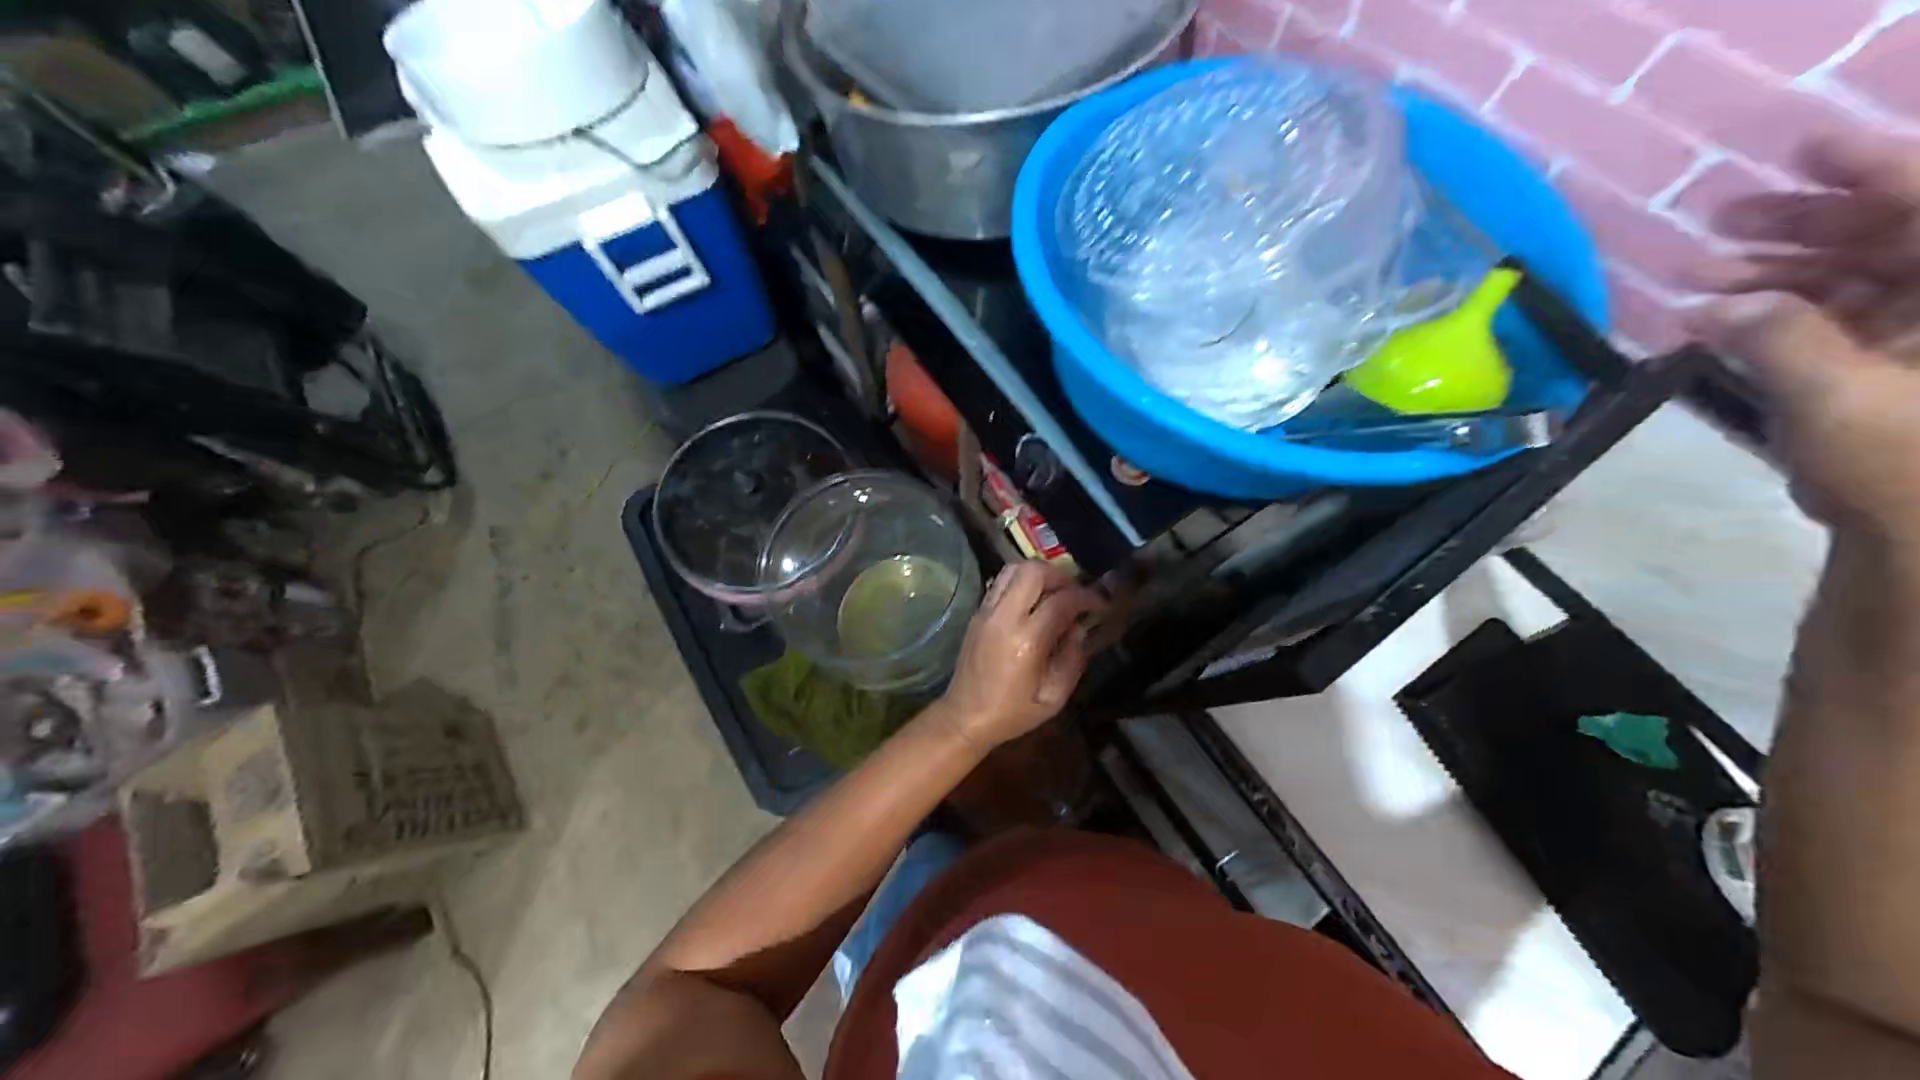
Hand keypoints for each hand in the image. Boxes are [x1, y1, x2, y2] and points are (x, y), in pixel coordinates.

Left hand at [937, 561, 1104, 749]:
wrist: (964, 717)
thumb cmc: (1012, 712)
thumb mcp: (1054, 697)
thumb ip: (1072, 659)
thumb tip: (1078, 628)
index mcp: (1027, 640)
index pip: (1061, 601)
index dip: (1086, 596)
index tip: (1100, 604)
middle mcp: (1004, 617)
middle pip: (1034, 571)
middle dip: (1061, 575)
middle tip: (1075, 592)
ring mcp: (987, 612)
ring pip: (1014, 569)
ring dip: (1039, 574)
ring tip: (1055, 592)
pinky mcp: (977, 613)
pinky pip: (1000, 582)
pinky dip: (1021, 582)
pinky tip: (1033, 600)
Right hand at [1692, 136, 1919, 551]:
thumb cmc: (1904, 466)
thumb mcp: (1837, 400)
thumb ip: (1776, 341)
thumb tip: (1711, 304)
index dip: (1876, 166)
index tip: (1803, 144)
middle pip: (1894, 232)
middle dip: (1804, 223)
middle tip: (1721, 219)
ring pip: (1853, 274)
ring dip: (1771, 273)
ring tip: (1692, 274)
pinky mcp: (1891, 358)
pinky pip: (1833, 316)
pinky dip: (1772, 314)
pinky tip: (1710, 317)